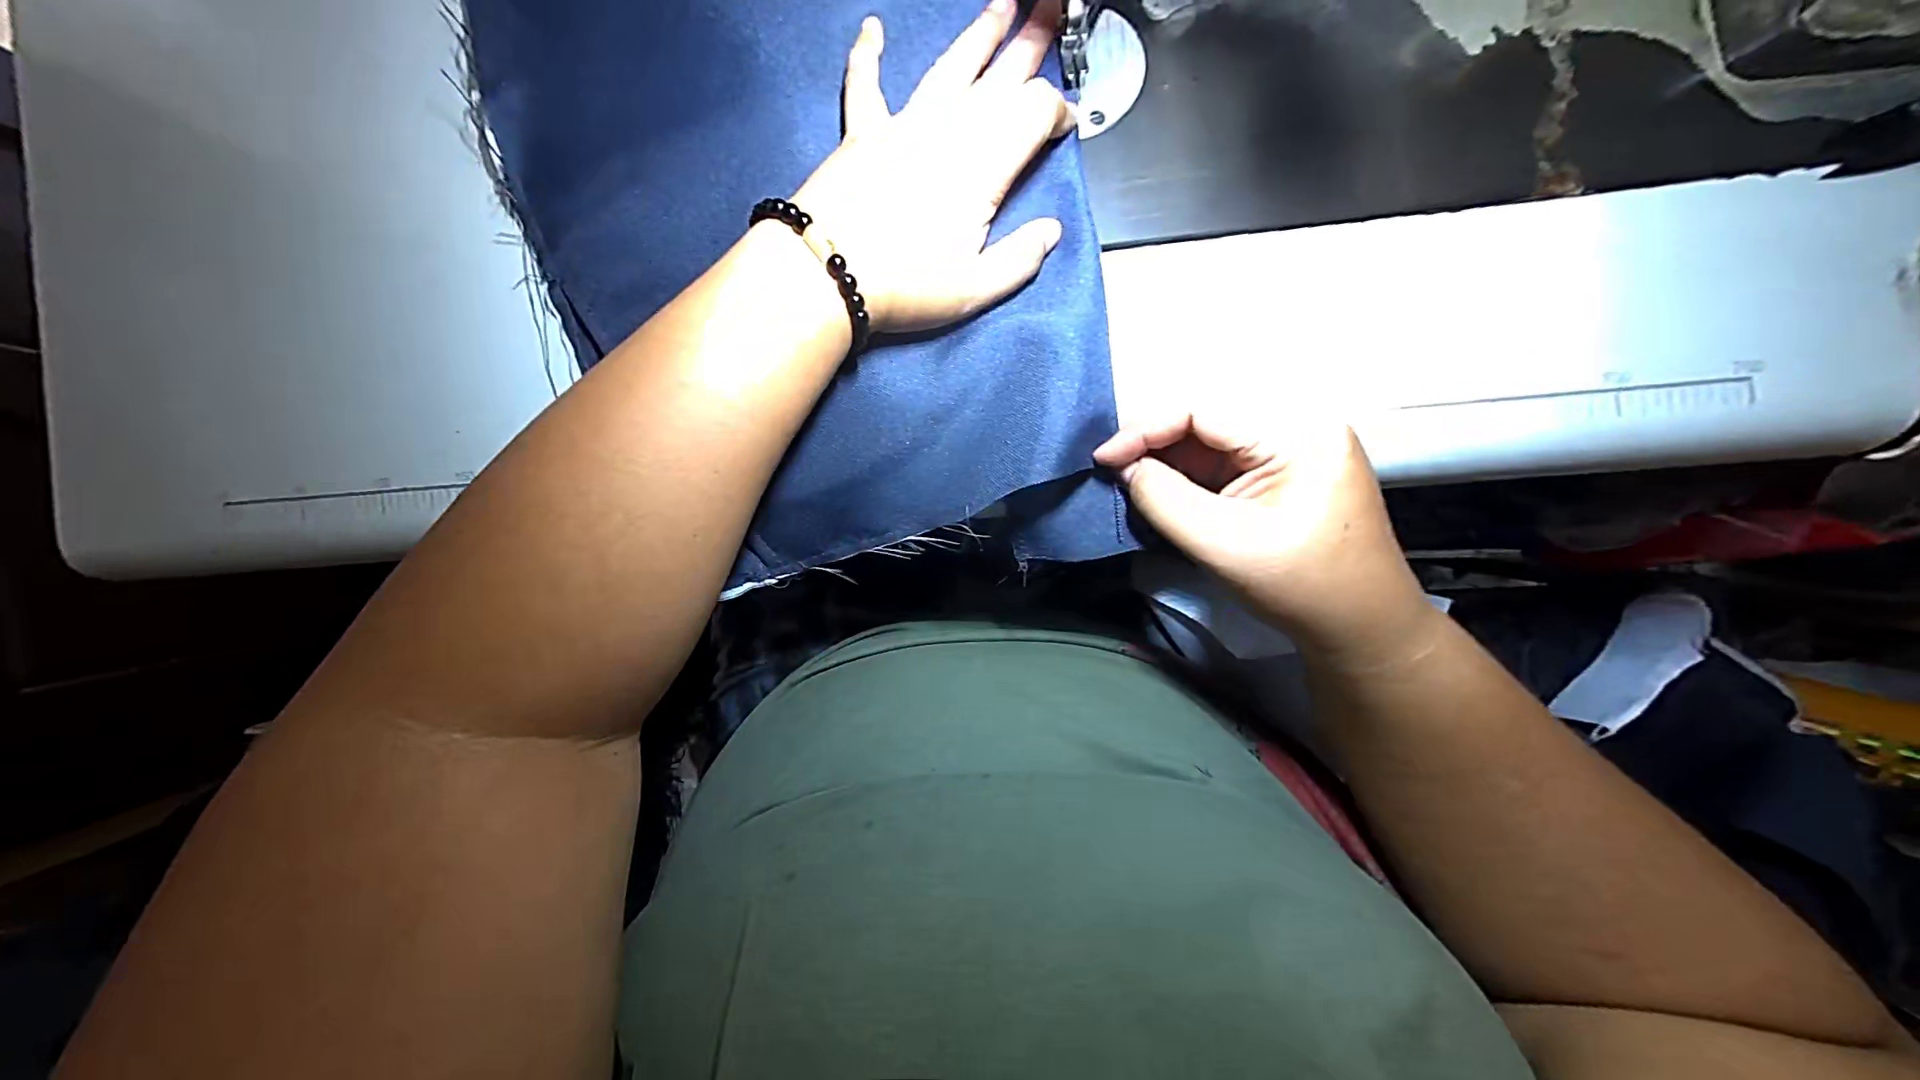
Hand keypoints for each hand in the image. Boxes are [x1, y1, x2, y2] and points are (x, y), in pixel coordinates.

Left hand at [789, 0, 1075, 333]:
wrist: (826, 273)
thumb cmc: (899, 286)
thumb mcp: (974, 288)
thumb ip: (1019, 259)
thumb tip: (1049, 234)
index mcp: (983, 168)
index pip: (1035, 113)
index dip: (1058, 110)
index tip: (1066, 122)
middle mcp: (947, 133)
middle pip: (1000, 74)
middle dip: (1032, 39)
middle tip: (1052, 7)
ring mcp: (903, 127)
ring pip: (949, 66)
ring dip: (978, 34)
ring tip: (1000, 4)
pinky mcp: (862, 134)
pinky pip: (866, 83)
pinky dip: (868, 55)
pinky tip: (871, 30)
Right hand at [1095, 414, 1443, 669]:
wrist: (1360, 627)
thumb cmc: (1302, 587)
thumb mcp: (1222, 544)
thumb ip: (1164, 499)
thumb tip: (1126, 468)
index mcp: (1298, 433)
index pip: (1204, 411)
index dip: (1146, 429)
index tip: (1104, 459)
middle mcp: (1298, 427)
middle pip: (1207, 421)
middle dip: (1154, 445)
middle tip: (1114, 471)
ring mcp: (1292, 449)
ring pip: (1211, 441)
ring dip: (1168, 461)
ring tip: (1131, 483)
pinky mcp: (1282, 472)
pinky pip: (1224, 462)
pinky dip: (1188, 476)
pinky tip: (1161, 491)